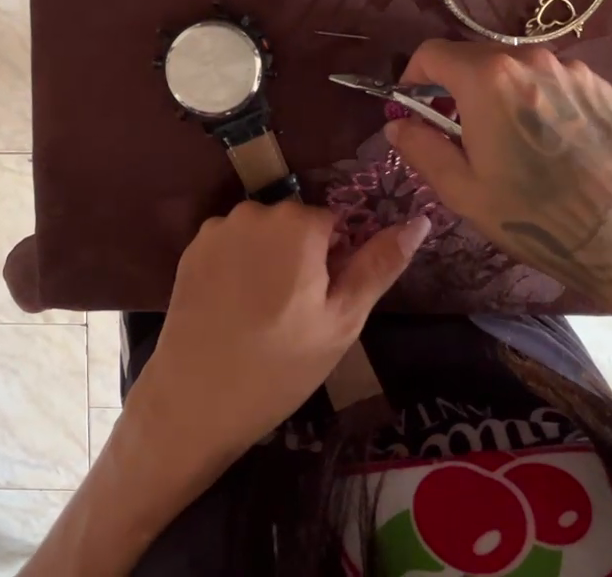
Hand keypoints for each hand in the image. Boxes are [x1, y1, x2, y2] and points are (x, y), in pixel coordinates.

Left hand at [133, 200, 428, 460]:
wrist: (195, 400)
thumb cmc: (280, 365)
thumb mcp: (343, 320)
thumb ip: (379, 264)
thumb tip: (419, 220)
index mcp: (297, 224)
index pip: (334, 223)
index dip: (335, 261)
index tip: (324, 301)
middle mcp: (254, 211)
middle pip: (295, 225)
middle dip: (301, 257)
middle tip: (295, 313)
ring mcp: (217, 228)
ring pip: (262, 234)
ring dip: (268, 260)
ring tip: (262, 314)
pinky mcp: (191, 249)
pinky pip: (231, 245)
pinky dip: (237, 267)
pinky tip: (234, 309)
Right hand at [385, 39, 611, 352]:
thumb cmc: (534, 216)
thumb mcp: (461, 189)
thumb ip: (420, 147)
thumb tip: (397, 124)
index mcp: (488, 79)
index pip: (431, 53)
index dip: (412, 79)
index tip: (414, 109)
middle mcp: (530, 59)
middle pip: (473, 57)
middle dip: (454, 87)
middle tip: (455, 132)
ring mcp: (571, 70)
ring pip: (513, 68)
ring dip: (495, 93)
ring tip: (506, 141)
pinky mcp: (601, 86)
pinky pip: (549, 81)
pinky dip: (533, 100)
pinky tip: (546, 143)